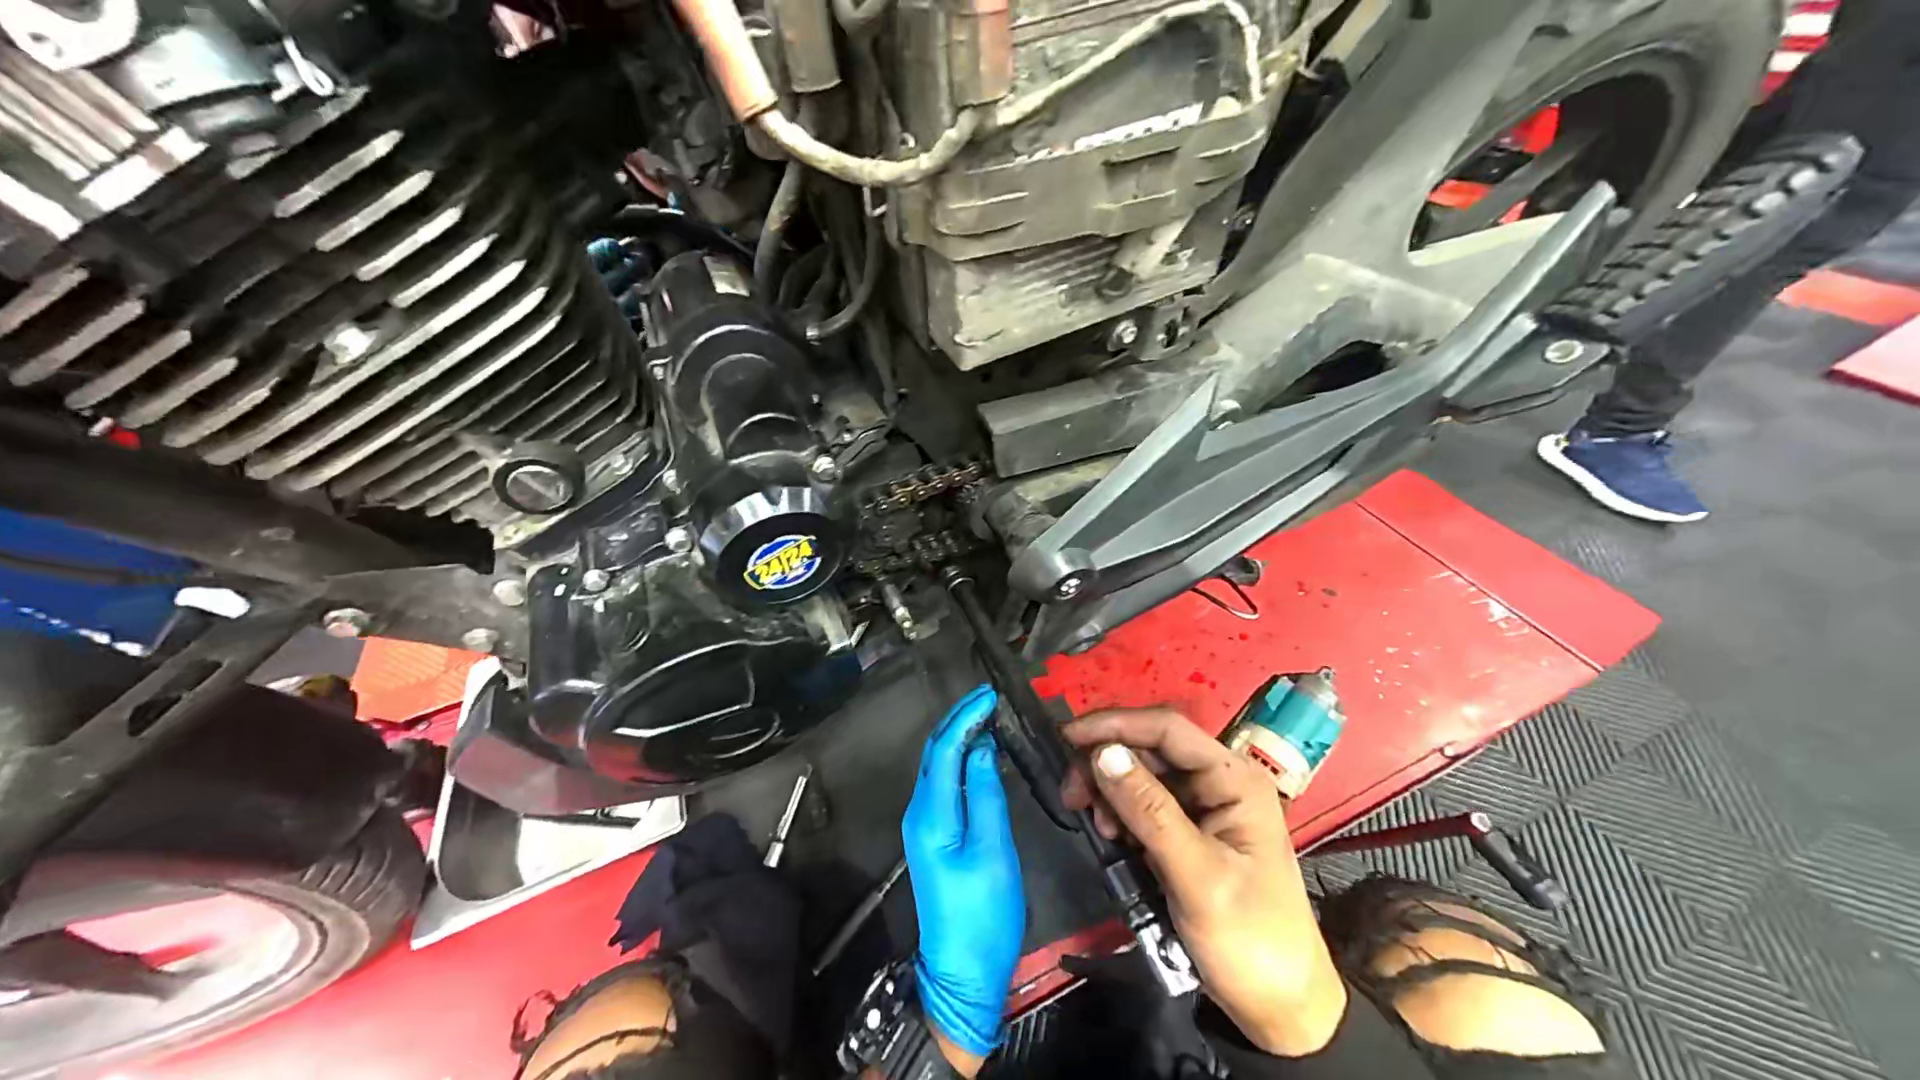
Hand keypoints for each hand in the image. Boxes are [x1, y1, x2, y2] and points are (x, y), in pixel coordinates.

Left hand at [902, 685, 1024, 1072]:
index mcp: (930, 812)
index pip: (944, 748)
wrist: (961, 971)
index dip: (965, 716)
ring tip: (988, 717)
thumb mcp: (992, 850)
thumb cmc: (982, 913)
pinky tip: (980, 755)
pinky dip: (961, 761)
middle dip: (959, 720)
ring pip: (938, 766)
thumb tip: (984, 748)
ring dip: (960, 737)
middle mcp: (919, 811)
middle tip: (989, 698)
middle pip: (934, 752)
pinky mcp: (934, 835)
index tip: (989, 693)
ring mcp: (924, 824)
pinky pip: (944, 784)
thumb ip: (987, 794)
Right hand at [1059, 708, 1345, 1056]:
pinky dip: (1121, 813)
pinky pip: (1146, 804)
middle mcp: (1220, 781)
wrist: (1280, 1008)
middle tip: (1070, 793)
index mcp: (1234, 779)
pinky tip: (1112, 836)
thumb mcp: (1197, 876)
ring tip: (1092, 823)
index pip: (1167, 728)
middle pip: (1150, 748)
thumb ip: (1149, 811)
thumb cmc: (1249, 939)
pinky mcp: (1191, 830)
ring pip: (1143, 774)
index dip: (1115, 724)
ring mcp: (1206, 806)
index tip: (1067, 738)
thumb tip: (1103, 753)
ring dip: (1111, 790)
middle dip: (1106, 762)